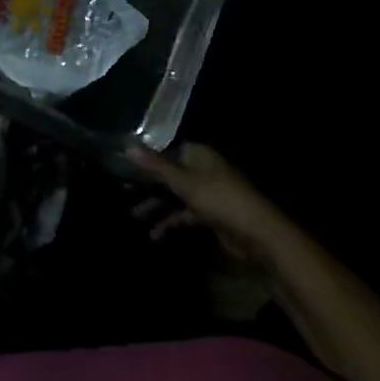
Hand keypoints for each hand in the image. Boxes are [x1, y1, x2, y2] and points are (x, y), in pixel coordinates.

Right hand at [128, 143, 288, 259]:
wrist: (257, 233)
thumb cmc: (219, 198)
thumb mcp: (182, 181)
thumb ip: (154, 165)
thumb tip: (126, 146)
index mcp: (198, 155)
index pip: (165, 150)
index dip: (144, 157)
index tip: (122, 165)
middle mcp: (201, 170)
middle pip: (167, 174)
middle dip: (145, 185)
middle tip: (121, 191)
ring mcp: (206, 193)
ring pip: (173, 195)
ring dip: (155, 206)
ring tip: (133, 215)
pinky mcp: (209, 214)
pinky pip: (183, 215)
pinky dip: (170, 222)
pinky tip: (154, 234)